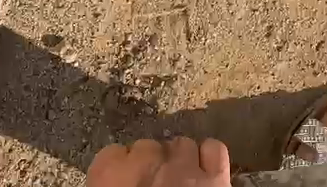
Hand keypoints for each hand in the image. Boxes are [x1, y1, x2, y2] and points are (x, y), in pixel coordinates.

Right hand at [88, 137, 231, 186]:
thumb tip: (113, 177)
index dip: (118, 169)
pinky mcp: (216, 180)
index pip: (110, 155)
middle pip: (147, 147)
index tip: (121, 180)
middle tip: (152, 184)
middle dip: (151, 163)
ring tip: (179, 178)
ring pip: (181, 144)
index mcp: (110, 176)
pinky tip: (205, 171)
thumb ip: (109, 181)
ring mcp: (185, 169)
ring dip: (180, 159)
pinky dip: (210, 159)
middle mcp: (147, 163)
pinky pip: (214, 151)